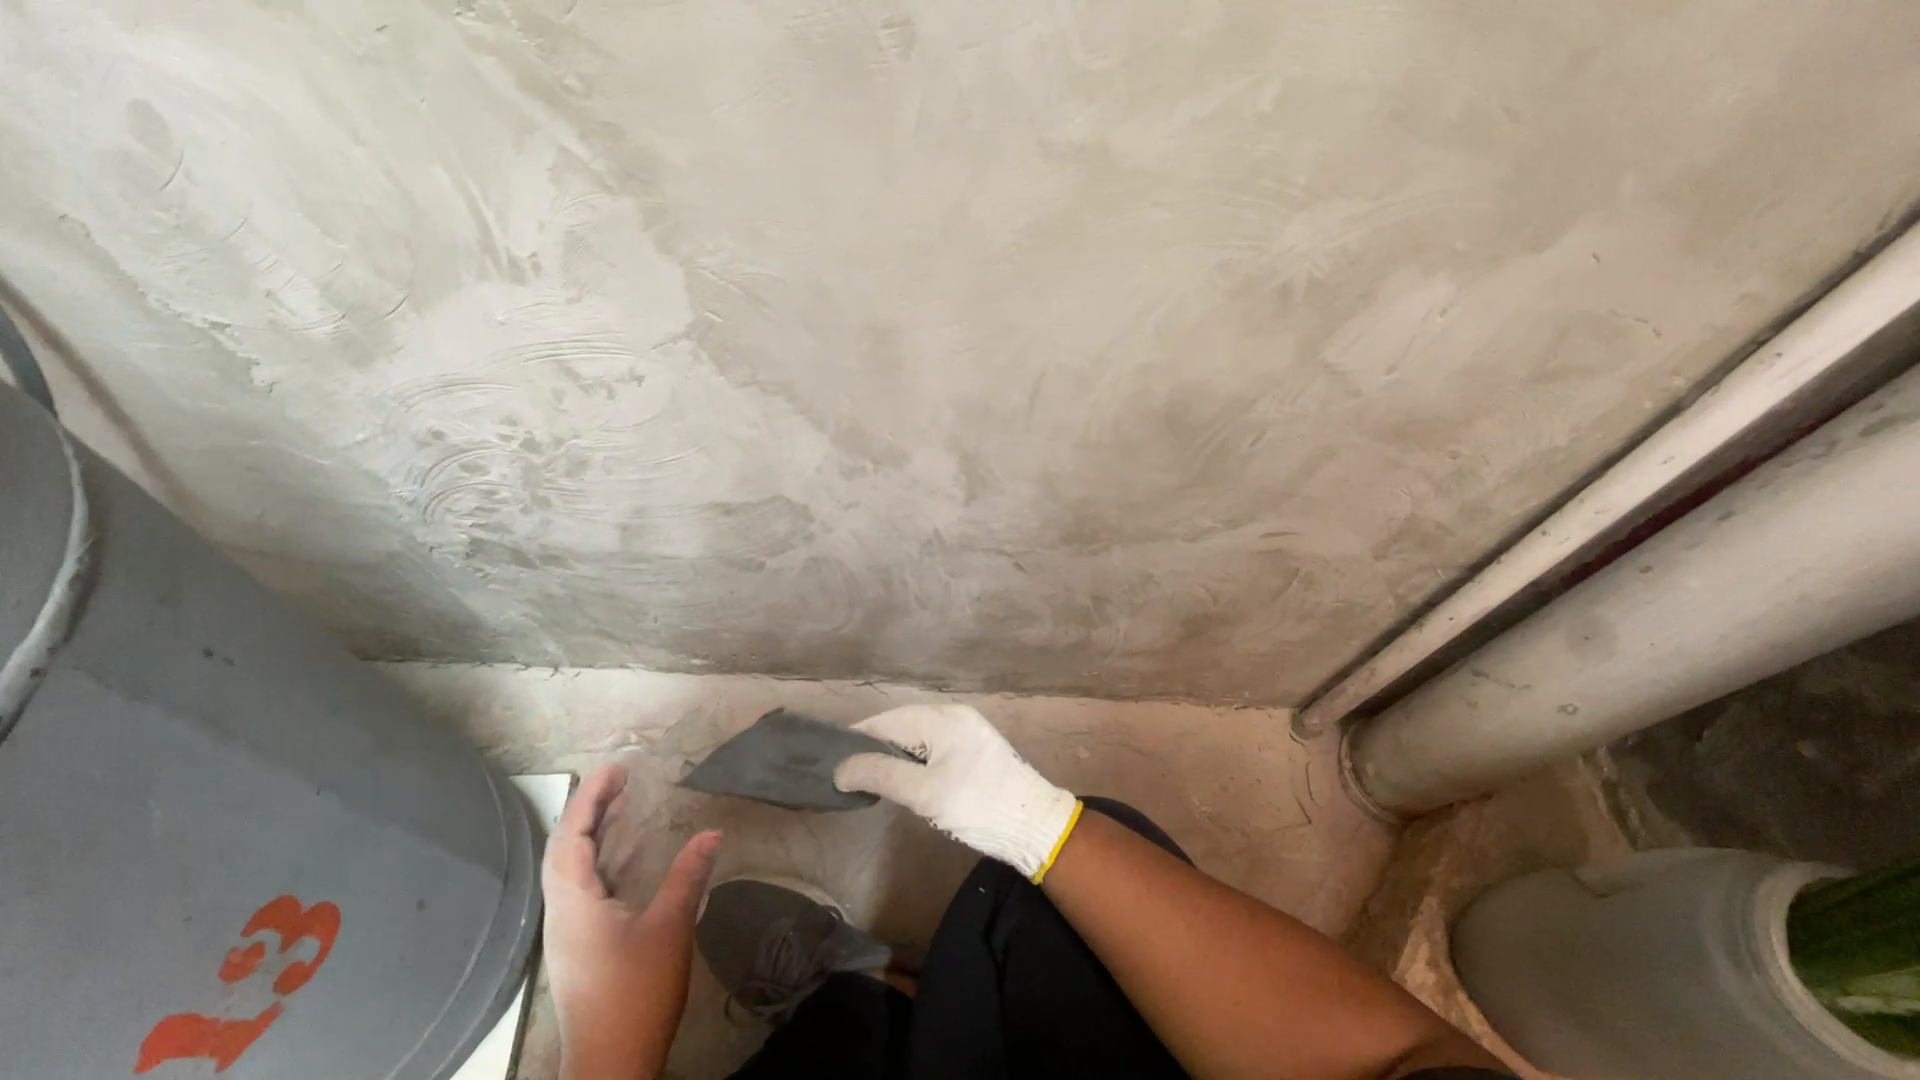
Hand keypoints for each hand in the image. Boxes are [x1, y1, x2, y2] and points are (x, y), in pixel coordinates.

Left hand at [542, 764, 721, 1079]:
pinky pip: (584, 887)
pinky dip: (603, 861)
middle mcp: (561, 909)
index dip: (592, 798)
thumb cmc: (637, 991)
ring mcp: (567, 930)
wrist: (610, 1061)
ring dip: (596, 834)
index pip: (573, 835)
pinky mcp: (579, 945)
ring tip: (625, 806)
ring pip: (574, 868)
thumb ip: (688, 875)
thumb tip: (712, 832)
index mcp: (574, 900)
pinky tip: (628, 859)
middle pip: (566, 847)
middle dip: (591, 810)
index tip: (617, 769)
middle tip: (623, 780)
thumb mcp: (669, 928)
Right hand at [833, 704, 1079, 881]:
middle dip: (873, 748)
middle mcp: (953, 716)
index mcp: (942, 718)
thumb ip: (881, 775)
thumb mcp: (924, 794)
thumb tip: (840, 768)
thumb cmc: (979, 806)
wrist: (1035, 826)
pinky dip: (912, 761)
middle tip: (845, 775)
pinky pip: (932, 747)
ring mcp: (966, 731)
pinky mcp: (973, 750)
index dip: (855, 740)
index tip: (828, 762)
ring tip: (867, 780)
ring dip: (892, 756)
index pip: (885, 721)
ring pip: (916, 738)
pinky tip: (902, 780)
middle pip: (900, 726)